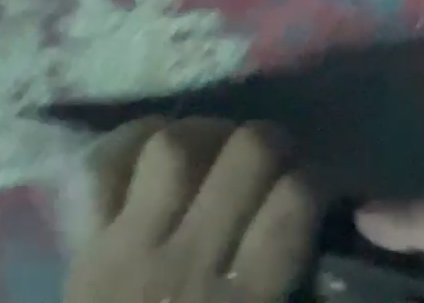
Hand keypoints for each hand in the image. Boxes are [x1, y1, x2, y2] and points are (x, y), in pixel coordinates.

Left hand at [62, 118, 320, 302]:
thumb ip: (304, 289)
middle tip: (274, 166)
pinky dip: (130, 144)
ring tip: (217, 153)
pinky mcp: (82, 248)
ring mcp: (126, 250)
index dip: (320, 181)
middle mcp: (187, 265)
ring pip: (175, 147)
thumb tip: (341, 236)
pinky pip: (101, 169)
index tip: (320, 193)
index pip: (297, 199)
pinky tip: (157, 151)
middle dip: (273, 144)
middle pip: (247, 152)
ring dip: (206, 135)